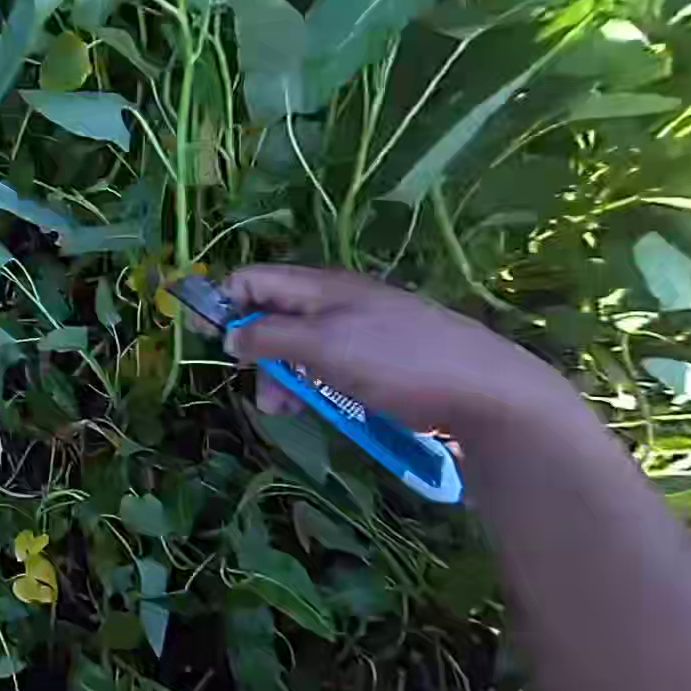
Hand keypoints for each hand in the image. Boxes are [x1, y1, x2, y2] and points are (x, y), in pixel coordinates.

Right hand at [221, 266, 590, 441]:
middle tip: (257, 388)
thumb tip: (227, 337)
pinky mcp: (370, 358)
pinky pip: (320, 364)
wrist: (486, 392)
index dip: (223, 303)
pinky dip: (308, 384)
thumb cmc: (396, 359)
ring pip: (293, 345)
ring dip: (279, 375)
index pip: (251, 280)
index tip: (204, 337)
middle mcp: (331, 302)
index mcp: (318, 287)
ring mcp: (352, 330)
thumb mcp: (323, 344)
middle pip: (268, 315)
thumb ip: (267, 336)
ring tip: (284, 410)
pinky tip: (313, 406)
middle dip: (253, 350)